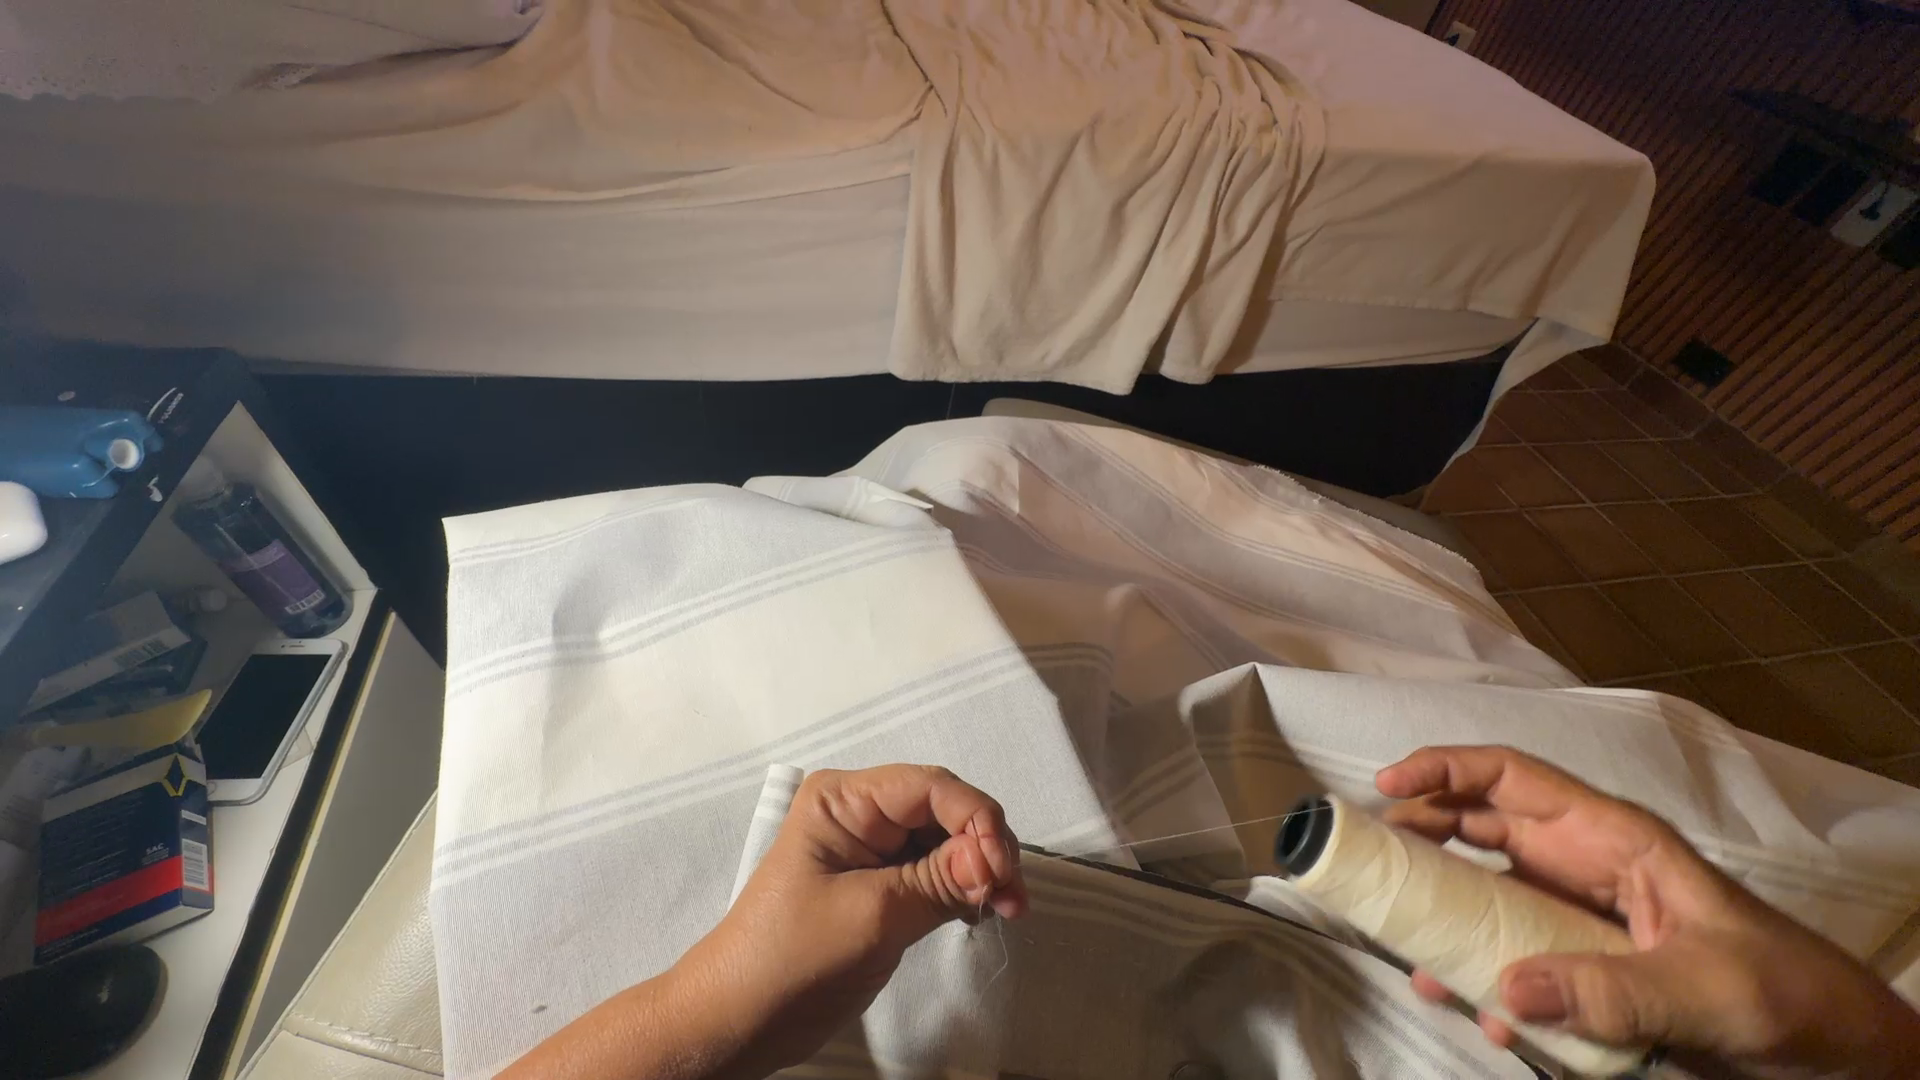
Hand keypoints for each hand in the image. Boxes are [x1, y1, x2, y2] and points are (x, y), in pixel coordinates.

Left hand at [501, 765, 1025, 1079]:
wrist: (740, 1021)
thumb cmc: (792, 958)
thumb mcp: (871, 916)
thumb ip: (939, 881)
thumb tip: (997, 861)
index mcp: (845, 799)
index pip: (929, 786)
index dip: (975, 818)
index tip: (1003, 867)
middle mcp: (863, 810)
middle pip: (944, 809)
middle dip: (984, 844)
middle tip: (1014, 894)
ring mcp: (875, 846)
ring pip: (948, 839)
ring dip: (982, 867)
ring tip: (1009, 907)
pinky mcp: (885, 881)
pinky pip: (938, 869)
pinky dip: (966, 885)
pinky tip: (986, 908)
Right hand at [1375, 745, 1919, 1077]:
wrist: (1843, 1059)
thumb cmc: (1789, 996)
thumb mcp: (1710, 992)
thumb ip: (1615, 989)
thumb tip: (1505, 990)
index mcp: (1606, 835)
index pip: (1508, 776)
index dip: (1442, 768)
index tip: (1386, 785)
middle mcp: (1575, 858)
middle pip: (1477, 821)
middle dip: (1421, 830)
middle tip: (1376, 854)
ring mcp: (1567, 903)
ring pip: (1480, 882)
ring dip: (1438, 903)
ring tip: (1404, 933)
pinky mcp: (1567, 951)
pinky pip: (1503, 942)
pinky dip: (1475, 965)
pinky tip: (1466, 999)